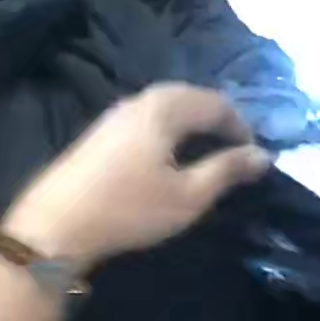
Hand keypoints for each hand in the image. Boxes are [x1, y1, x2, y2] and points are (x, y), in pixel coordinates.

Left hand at [2, 84, 273, 272]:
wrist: (55, 224)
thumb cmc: (129, 209)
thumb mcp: (188, 196)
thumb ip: (227, 170)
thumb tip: (264, 155)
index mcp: (166, 108)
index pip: (217, 103)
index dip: (241, 126)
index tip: (253, 156)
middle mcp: (142, 100)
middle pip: (192, 96)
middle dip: (218, 119)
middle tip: (234, 149)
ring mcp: (117, 112)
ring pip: (168, 104)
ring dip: (194, 121)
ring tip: (206, 150)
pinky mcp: (102, 129)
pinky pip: (148, 115)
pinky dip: (170, 126)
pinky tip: (169, 152)